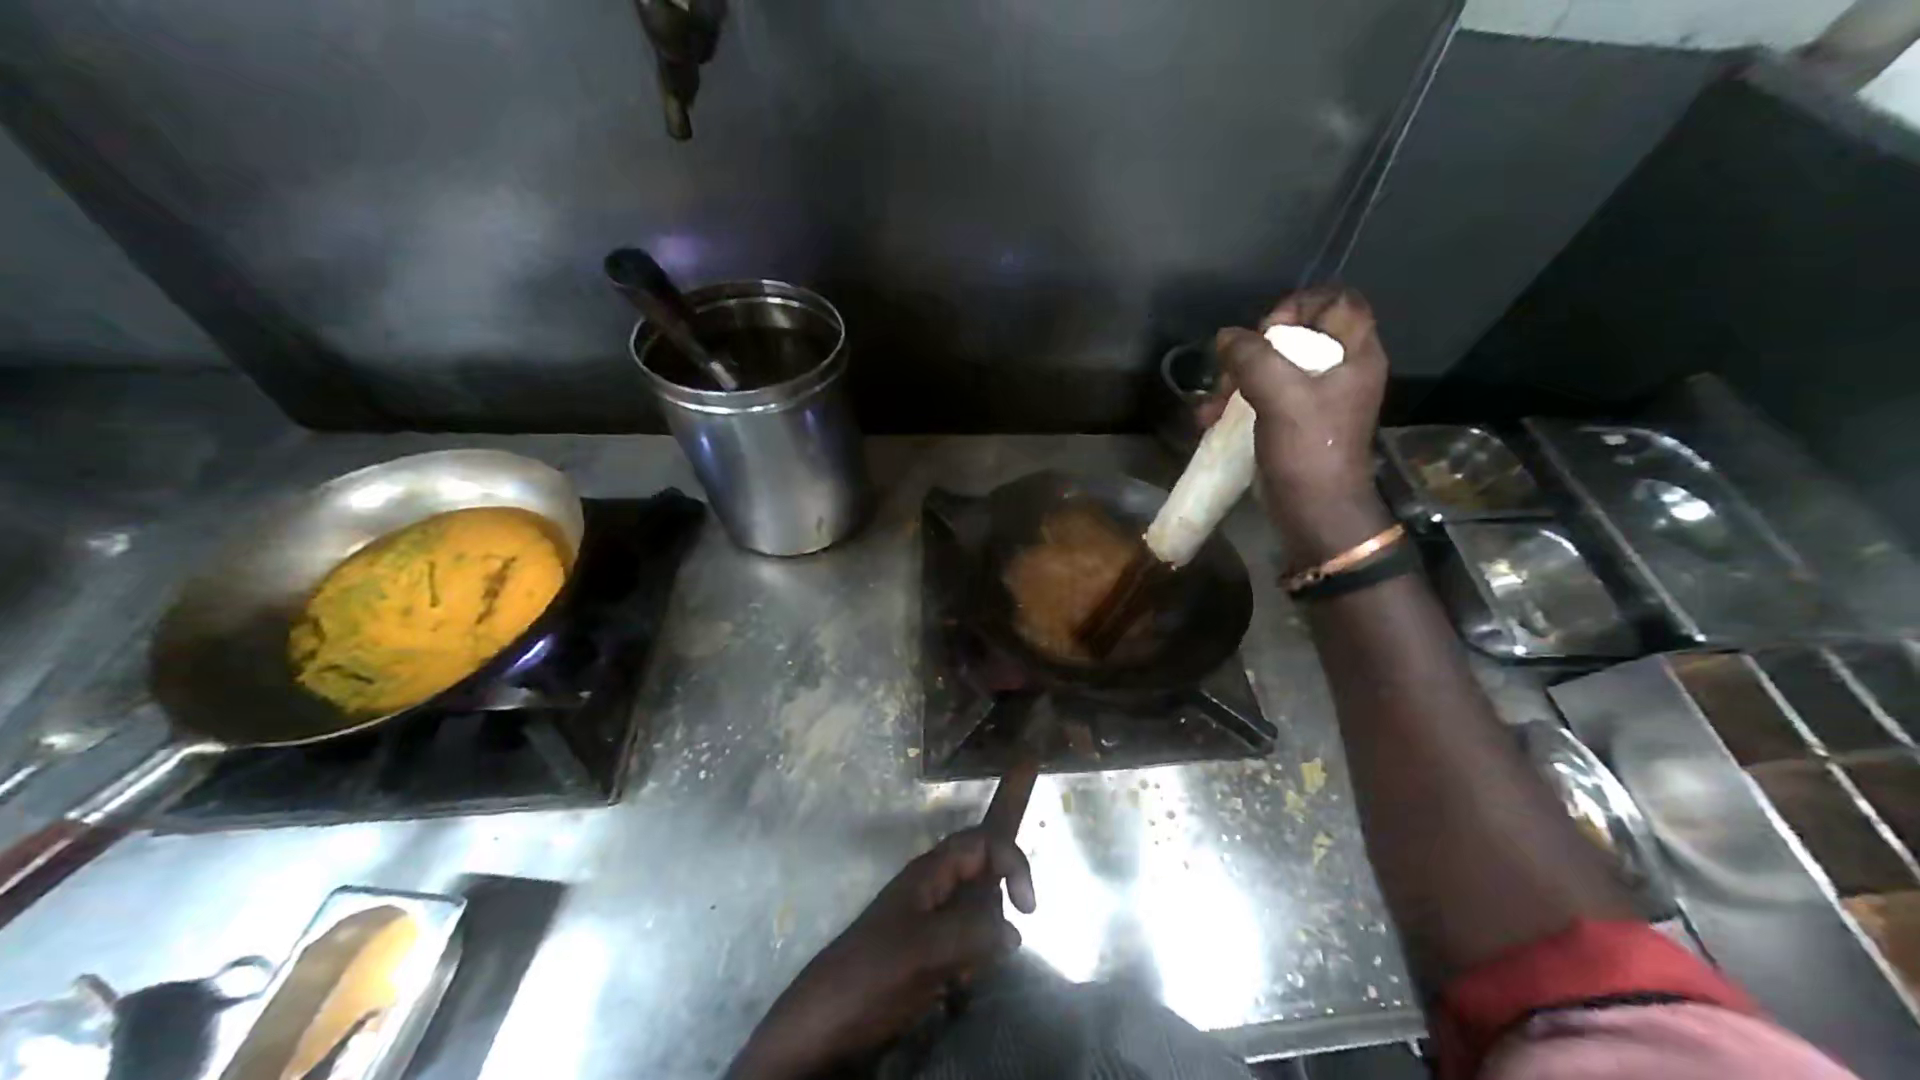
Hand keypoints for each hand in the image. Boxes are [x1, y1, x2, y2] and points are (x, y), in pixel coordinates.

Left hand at [726, 829, 1036, 1079]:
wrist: (828, 1019)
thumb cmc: (871, 970)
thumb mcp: (924, 947)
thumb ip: (972, 932)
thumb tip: (1015, 932)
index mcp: (929, 873)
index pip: (982, 843)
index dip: (1011, 861)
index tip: (1027, 907)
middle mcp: (934, 890)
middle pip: (985, 879)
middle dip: (996, 910)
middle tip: (985, 946)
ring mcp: (932, 922)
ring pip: (979, 916)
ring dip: (984, 942)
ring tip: (962, 972)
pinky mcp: (931, 954)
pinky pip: (968, 946)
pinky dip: (972, 962)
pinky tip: (956, 984)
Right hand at [1206, 286, 1392, 564]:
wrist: (1313, 512)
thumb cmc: (1308, 450)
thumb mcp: (1281, 395)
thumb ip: (1253, 358)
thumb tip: (1226, 338)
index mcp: (1356, 356)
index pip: (1338, 302)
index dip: (1301, 304)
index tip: (1269, 330)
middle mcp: (1340, 372)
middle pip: (1298, 335)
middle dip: (1254, 350)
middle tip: (1232, 371)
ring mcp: (1316, 400)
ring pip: (1273, 368)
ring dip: (1235, 381)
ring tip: (1212, 405)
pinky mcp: (1293, 424)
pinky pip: (1262, 398)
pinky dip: (1235, 404)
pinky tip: (1209, 420)